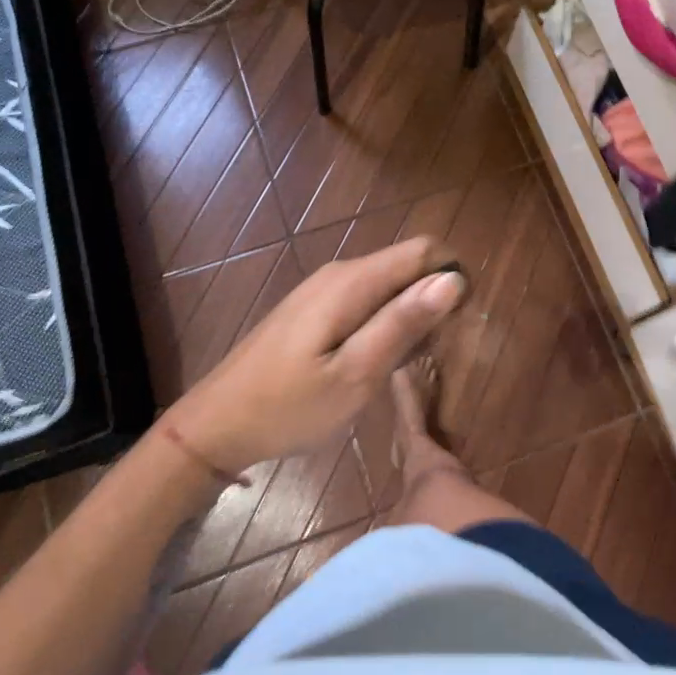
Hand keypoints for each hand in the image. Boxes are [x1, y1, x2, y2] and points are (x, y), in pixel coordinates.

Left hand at [159, 237, 465, 474]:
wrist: (216, 424)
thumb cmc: (288, 407)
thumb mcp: (355, 375)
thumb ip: (402, 324)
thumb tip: (452, 280)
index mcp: (351, 282)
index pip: (423, 250)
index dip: (451, 279)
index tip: (459, 327)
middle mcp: (338, 273)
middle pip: (406, 267)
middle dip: (431, 303)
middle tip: (427, 360)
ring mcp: (321, 291)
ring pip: (387, 287)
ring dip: (408, 319)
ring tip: (401, 370)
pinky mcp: (312, 311)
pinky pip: (365, 303)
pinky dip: (382, 327)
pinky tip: (374, 368)